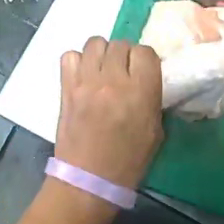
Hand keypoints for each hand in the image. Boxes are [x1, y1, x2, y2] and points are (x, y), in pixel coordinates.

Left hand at [55, 37, 163, 190]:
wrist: (88, 180)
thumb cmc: (129, 160)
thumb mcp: (155, 129)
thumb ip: (152, 96)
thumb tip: (146, 78)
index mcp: (141, 91)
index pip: (145, 51)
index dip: (145, 60)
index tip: (143, 71)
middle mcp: (114, 80)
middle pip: (120, 44)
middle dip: (124, 55)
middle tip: (123, 73)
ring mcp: (87, 82)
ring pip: (95, 43)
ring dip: (102, 54)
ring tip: (103, 70)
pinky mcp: (67, 88)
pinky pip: (70, 56)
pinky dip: (78, 62)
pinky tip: (84, 77)